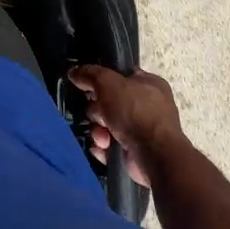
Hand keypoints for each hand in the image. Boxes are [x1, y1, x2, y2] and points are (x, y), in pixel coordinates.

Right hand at [68, 65, 184, 187]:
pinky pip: (112, 143)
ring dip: (99, 130)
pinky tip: (103, 148)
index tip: (87, 85)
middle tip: (97, 114)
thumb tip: (74, 72)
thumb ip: (89, 73)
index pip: (121, 74)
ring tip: (102, 137)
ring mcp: (144, 130)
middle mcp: (149, 106)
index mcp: (150, 84)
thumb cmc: (134, 112)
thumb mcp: (107, 82)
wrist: (156, 156)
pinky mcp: (138, 151)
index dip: (102, 78)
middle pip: (110, 101)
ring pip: (108, 124)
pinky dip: (104, 146)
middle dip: (97, 110)